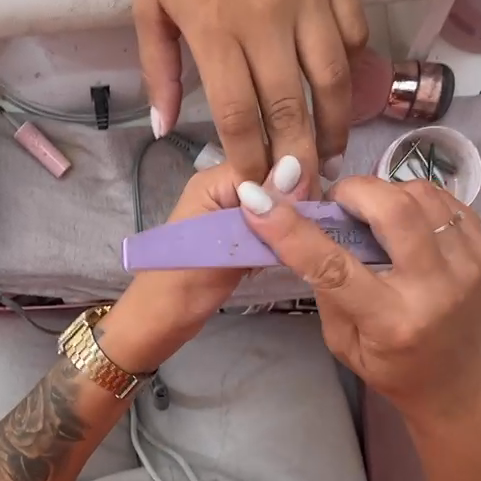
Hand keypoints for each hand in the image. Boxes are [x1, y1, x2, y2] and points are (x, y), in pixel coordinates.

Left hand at [100, 156, 302, 370]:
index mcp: (214, 179)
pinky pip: (270, 224)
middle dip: (296, 200)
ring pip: (276, 204)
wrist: (163, 321)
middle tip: (312, 225)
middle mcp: (224, 187)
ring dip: (291, 220)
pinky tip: (294, 247)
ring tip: (306, 237)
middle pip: (274, 180)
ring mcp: (231, 212)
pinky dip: (282, 236)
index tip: (316, 201)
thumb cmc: (187, 282)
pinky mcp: (238, 234)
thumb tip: (299, 166)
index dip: (295, 176)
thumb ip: (263, 209)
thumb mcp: (227, 243)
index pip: (267, 159)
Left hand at [135, 0, 366, 190]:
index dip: (252, 161)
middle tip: (303, 193)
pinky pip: (353, 35)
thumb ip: (158, 70)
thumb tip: (164, 129)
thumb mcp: (149, 2)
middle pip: (289, 109)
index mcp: (214, 29)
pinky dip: (350, 71)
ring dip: (333, 126)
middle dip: (298, 161)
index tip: (258, 193)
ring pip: (331, 79)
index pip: (240, 116)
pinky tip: (339, 95)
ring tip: (329, 157)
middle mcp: (266, 19)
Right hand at [239, 175, 480, 418]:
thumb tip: (303, 227)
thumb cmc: (386, 363)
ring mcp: (470, 268)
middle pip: (395, 211)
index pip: (335, 266)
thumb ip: (327, 286)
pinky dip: (416, 199)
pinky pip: (446, 201)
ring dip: (386, 193)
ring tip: (372, 213)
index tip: (260, 202)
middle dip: (355, 191)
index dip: (294, 231)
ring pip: (422, 196)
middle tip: (339, 202)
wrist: (452, 379)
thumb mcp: (341, 339)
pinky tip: (404, 220)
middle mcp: (436, 291)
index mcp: (391, 321)